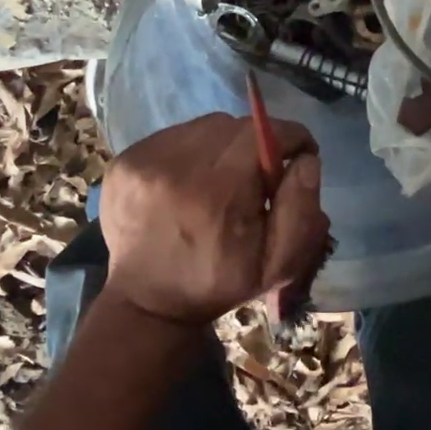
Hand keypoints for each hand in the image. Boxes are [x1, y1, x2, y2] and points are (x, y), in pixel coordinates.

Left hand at [97, 113, 328, 324]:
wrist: (146, 303)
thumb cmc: (218, 282)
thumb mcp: (276, 264)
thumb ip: (300, 211)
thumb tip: (307, 160)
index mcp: (218, 192)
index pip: (265, 131)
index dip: (291, 138)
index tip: (299, 157)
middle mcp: (176, 166)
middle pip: (236, 126)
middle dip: (258, 143)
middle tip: (260, 176)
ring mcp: (144, 160)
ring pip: (205, 127)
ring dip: (224, 144)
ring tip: (224, 178)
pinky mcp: (124, 161)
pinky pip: (175, 135)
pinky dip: (192, 150)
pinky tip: (192, 181)